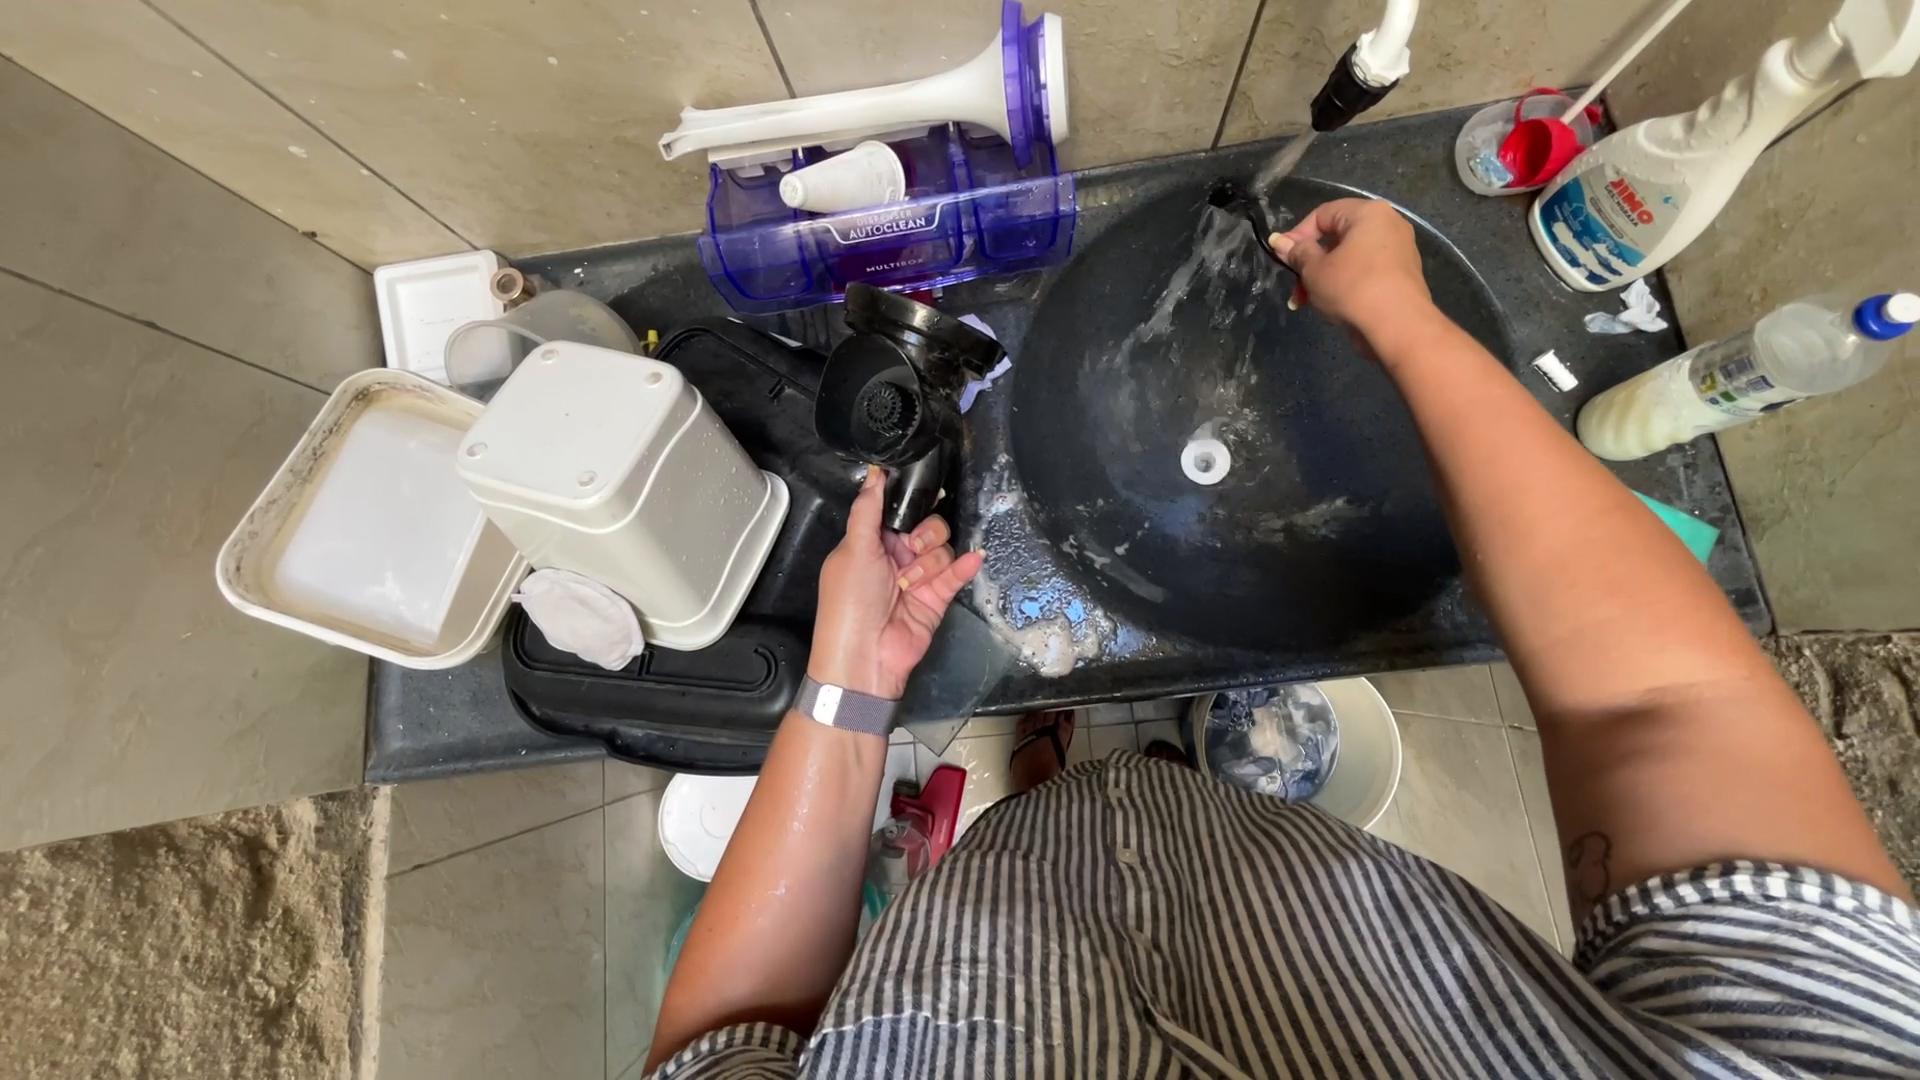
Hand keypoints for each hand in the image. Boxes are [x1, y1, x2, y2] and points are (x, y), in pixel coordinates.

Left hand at [808, 467, 984, 700]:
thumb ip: (868, 510)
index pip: (897, 513)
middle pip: (927, 527)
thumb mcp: (853, 549)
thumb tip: (874, 474)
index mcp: (870, 544)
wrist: (864, 656)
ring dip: (930, 563)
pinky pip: (956, 574)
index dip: (907, 506)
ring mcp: (918, 578)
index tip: (915, 498)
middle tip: (910, 550)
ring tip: (912, 583)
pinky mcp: (936, 598)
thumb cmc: (849, 602)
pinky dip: (965, 566)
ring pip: (942, 550)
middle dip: (924, 535)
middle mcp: (896, 558)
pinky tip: (974, 558)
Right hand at [1268, 198, 1436, 344]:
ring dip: (1323, 276)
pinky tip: (1330, 304)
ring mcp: (1398, 248)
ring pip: (1348, 256)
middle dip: (1309, 262)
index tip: (1281, 258)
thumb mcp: (1314, 270)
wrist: (1396, 324)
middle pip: (1336, 236)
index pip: (1322, 214)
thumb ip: (1297, 253)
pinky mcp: (1400, 272)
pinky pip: (1364, 269)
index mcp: (1368, 213)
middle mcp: (1387, 223)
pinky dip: (1343, 282)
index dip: (1297, 235)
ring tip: (1306, 301)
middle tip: (1294, 286)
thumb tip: (1279, 241)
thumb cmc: (1351, 288)